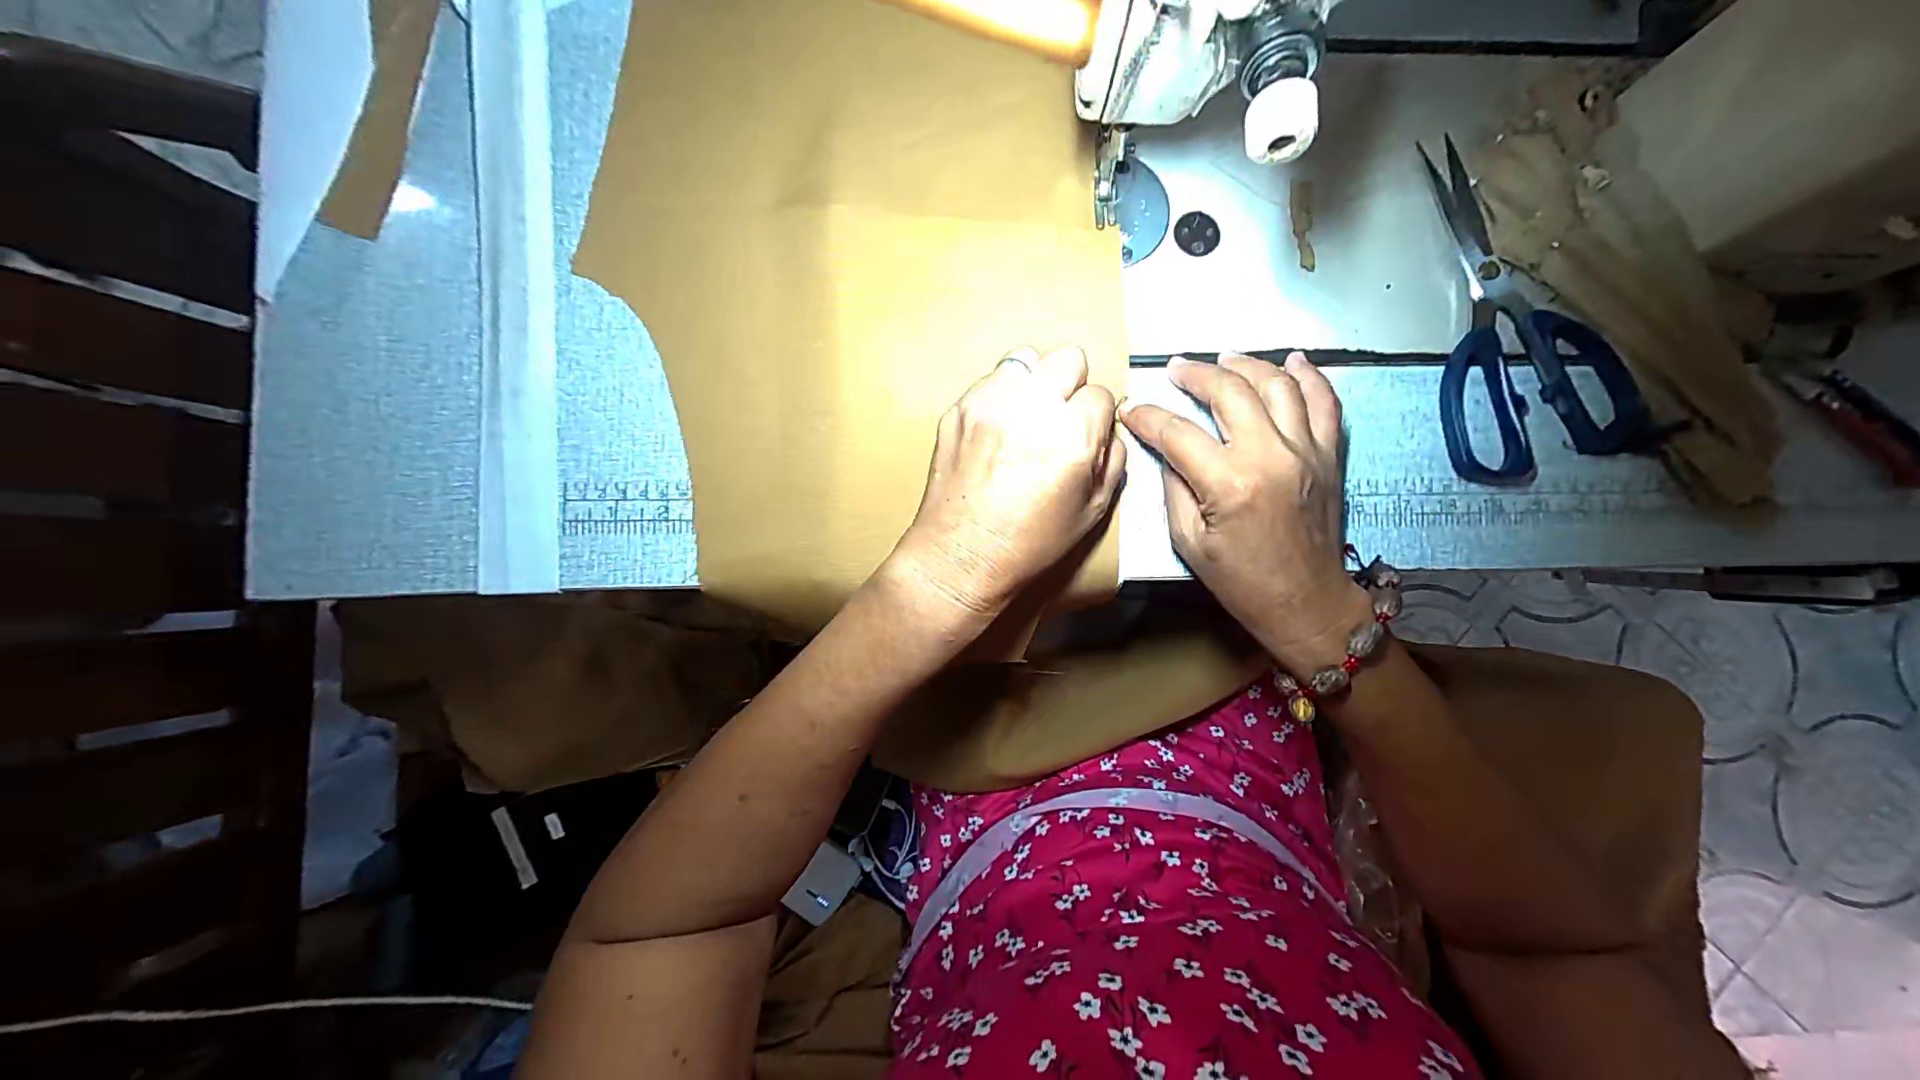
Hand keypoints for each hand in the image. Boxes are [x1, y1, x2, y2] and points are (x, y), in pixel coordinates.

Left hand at [888, 346, 1126, 622]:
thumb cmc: (1025, 543)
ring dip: (1032, 384)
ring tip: (1026, 419)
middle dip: (1069, 386)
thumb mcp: (1092, 511)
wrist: (962, 556)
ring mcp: (989, 405)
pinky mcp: (959, 409)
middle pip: (1066, 359)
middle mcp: (1031, 411)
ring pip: (1025, 361)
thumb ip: (1113, 460)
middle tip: (1060, 417)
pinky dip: (999, 397)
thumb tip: (1107, 432)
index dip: (1095, 417)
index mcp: (1072, 437)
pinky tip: (998, 429)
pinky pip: (989, 382)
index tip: (1085, 433)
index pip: (1099, 393)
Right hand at [1120, 352, 1369, 671]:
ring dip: (1246, 365)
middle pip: (1229, 392)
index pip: (1177, 432)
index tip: (1130, 410)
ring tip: (1224, 359)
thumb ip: (1175, 488)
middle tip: (1176, 369)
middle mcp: (1270, 457)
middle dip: (1195, 374)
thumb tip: (1167, 450)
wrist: (1305, 602)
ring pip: (1277, 385)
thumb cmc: (1242, 582)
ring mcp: (1305, 451)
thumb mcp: (1189, 542)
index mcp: (1228, 484)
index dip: (1146, 417)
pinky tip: (1289, 361)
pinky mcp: (1328, 455)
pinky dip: (1308, 376)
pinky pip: (1324, 401)